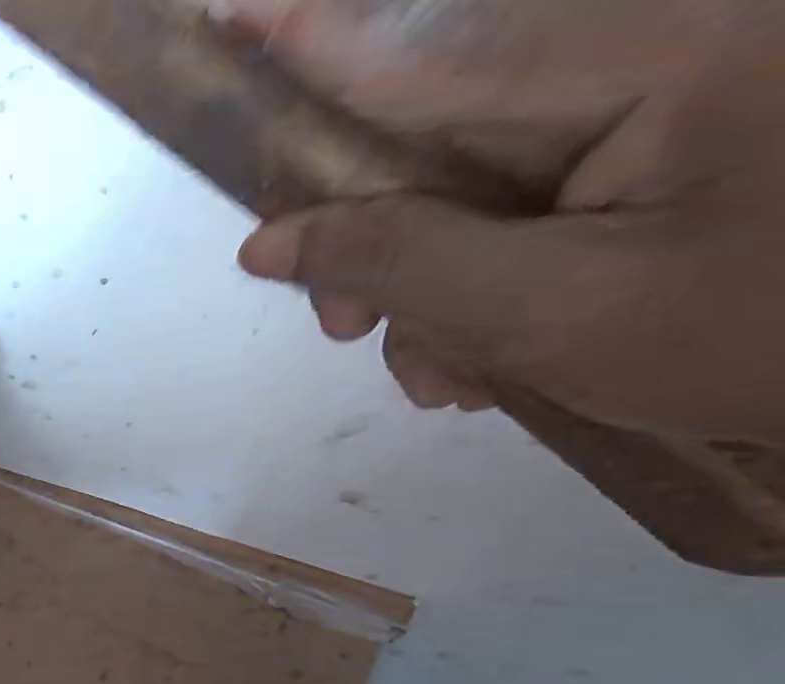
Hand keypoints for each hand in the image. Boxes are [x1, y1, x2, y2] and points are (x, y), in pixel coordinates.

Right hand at [226, 0, 784, 445]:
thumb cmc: (761, 340)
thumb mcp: (546, 312)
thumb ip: (395, 263)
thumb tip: (271, 243)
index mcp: (654, 59)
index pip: (426, 57)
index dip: (313, 40)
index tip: (224, 12)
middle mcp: (651, 59)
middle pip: (425, 146)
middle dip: (367, 246)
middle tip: (345, 330)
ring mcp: (655, 109)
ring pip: (454, 196)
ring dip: (419, 292)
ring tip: (444, 375)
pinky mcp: (654, 157)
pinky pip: (505, 219)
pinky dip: (473, 295)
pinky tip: (484, 358)